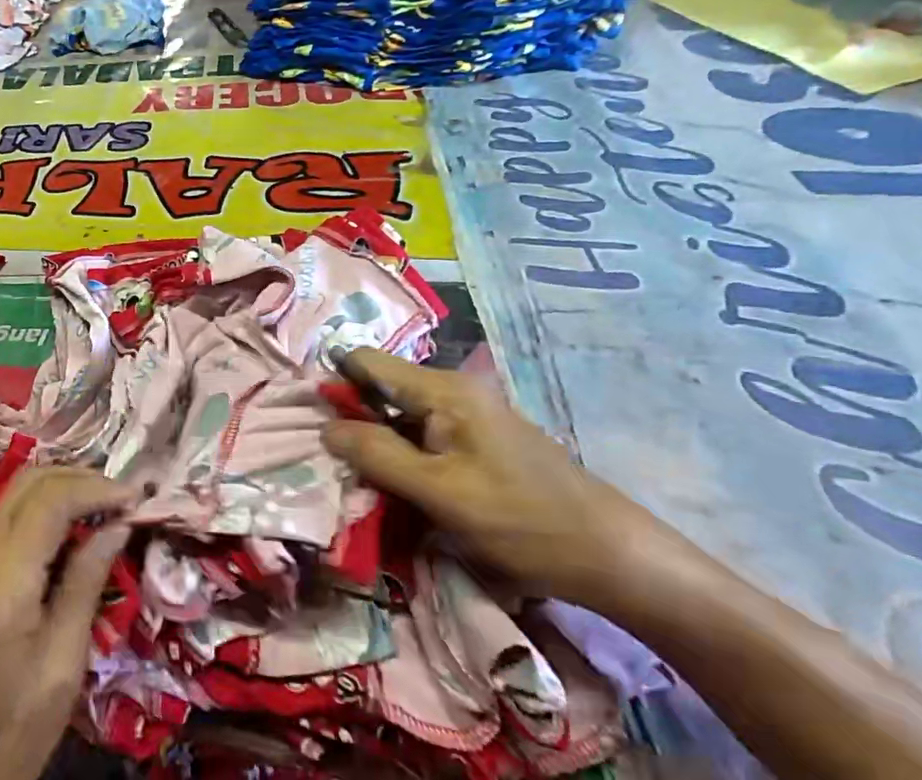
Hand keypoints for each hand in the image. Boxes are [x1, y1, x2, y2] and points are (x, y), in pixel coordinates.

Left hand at [0, 469, 136, 779]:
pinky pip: (10, 515)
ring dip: (63, 487)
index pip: (49, 501)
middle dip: (80, 477)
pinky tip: (76, 525)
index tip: (136, 499)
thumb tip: (118, 524)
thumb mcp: (66, 659)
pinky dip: (46, 507)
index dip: (96, 489)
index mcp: (3, 581)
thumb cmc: (18, 723)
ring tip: (108, 506)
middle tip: (124, 497)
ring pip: (17, 491)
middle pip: (29, 481)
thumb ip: (86, 581)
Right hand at [321, 347, 660, 604]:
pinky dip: (400, 456)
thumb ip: (377, 455)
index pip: (365, 362)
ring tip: (355, 473)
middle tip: (327, 455)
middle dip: (351, 418)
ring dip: (375, 442)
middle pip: (380, 389)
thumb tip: (325, 427)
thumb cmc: (523, 521)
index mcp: (444, 391)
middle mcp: (454, 392)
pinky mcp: (477, 442)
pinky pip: (420, 437)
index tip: (307, 414)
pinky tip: (393, 484)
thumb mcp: (440, 493)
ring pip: (398, 416)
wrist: (615, 559)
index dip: (334, 382)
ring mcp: (468, 417)